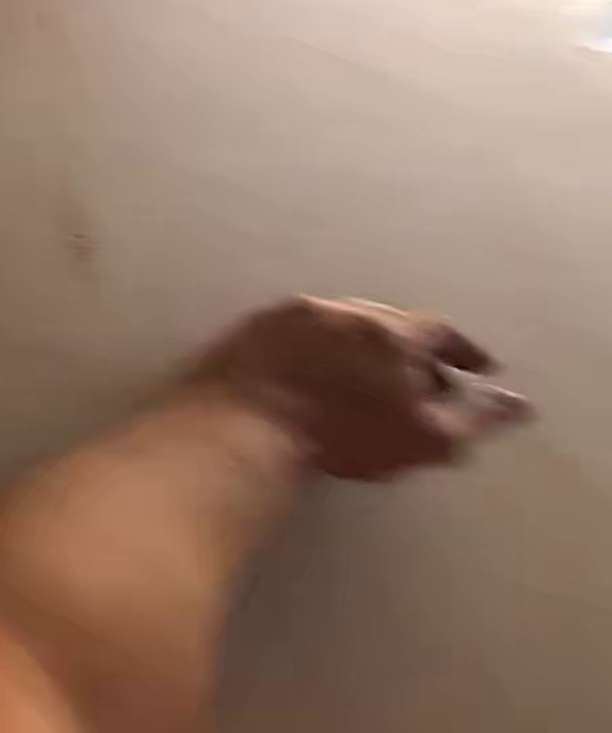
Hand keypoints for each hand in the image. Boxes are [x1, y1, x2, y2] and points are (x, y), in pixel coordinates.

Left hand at [191, 297, 531, 479]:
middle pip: (378, 320)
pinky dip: (307, 347)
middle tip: (414, 376)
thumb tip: (510, 401)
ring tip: (362, 375)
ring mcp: (275, 317)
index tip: (472, 369)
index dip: (458, 350)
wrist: (238, 422)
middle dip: (403, 346)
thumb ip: (477, 416)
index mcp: (381, 328)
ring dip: (350, 344)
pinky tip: (311, 371)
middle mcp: (326, 311)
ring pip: (328, 324)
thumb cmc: (340, 432)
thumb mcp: (430, 437)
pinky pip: (285, 333)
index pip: (435, 329)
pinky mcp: (238, 330)